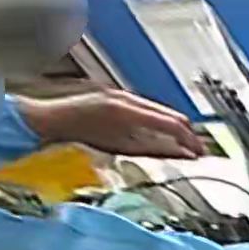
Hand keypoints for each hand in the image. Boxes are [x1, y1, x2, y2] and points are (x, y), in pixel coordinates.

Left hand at [13, 90, 205, 158]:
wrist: (47, 120)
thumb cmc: (81, 135)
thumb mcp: (128, 147)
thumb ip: (162, 150)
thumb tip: (188, 155)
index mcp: (131, 112)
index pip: (176, 125)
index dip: (193, 141)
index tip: (201, 154)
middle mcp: (128, 98)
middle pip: (174, 115)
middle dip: (189, 134)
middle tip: (196, 150)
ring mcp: (121, 94)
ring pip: (164, 111)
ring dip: (175, 127)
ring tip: (180, 142)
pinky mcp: (117, 95)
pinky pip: (150, 108)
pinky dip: (161, 121)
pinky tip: (160, 132)